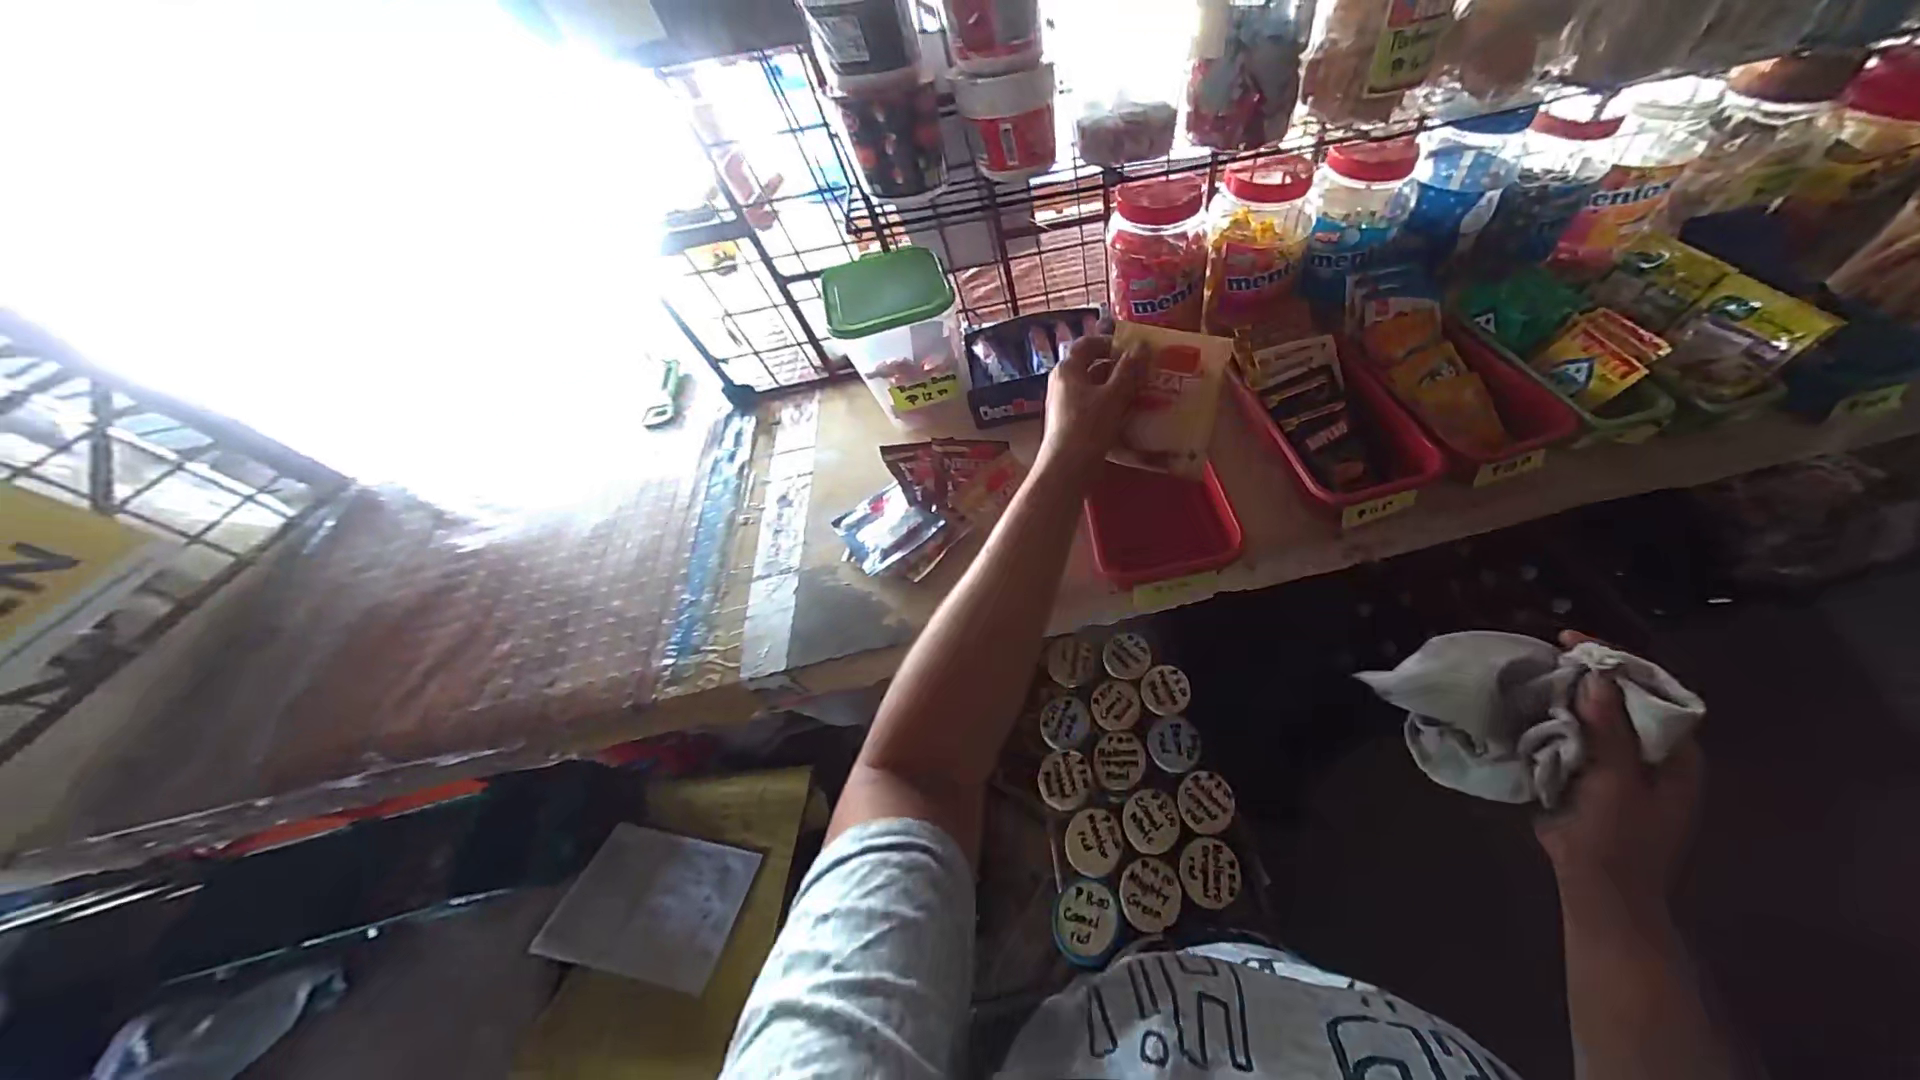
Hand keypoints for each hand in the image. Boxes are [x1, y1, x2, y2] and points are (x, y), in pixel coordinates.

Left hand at [1037, 334, 1147, 482]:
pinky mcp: (1070, 424)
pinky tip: (1128, 414)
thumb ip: (1129, 370)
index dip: (1110, 342)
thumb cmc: (1088, 428)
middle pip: (1091, 366)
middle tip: (1143, 371)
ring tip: (1142, 391)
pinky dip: (1109, 406)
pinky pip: (1092, 407)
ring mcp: (1064, 405)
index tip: (1133, 350)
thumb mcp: (1113, 396)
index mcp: (1068, 370)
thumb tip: (1143, 345)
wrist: (1067, 469)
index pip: (1088, 344)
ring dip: (1116, 388)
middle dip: (1118, 367)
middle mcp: (1062, 384)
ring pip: (1093, 388)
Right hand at [1536, 631, 1701, 922]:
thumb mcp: (1616, 782)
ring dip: (1564, 694)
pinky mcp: (1587, 773)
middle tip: (1545, 653)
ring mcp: (1618, 764)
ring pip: (1593, 715)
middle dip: (1586, 673)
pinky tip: (1525, 707)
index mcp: (1674, 754)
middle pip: (1621, 699)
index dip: (1615, 661)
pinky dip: (1550, 717)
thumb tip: (1595, 676)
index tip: (1572, 640)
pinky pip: (1572, 734)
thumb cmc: (1620, 837)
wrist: (1599, 887)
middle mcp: (1650, 753)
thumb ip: (1608, 730)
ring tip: (1530, 673)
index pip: (1652, 692)